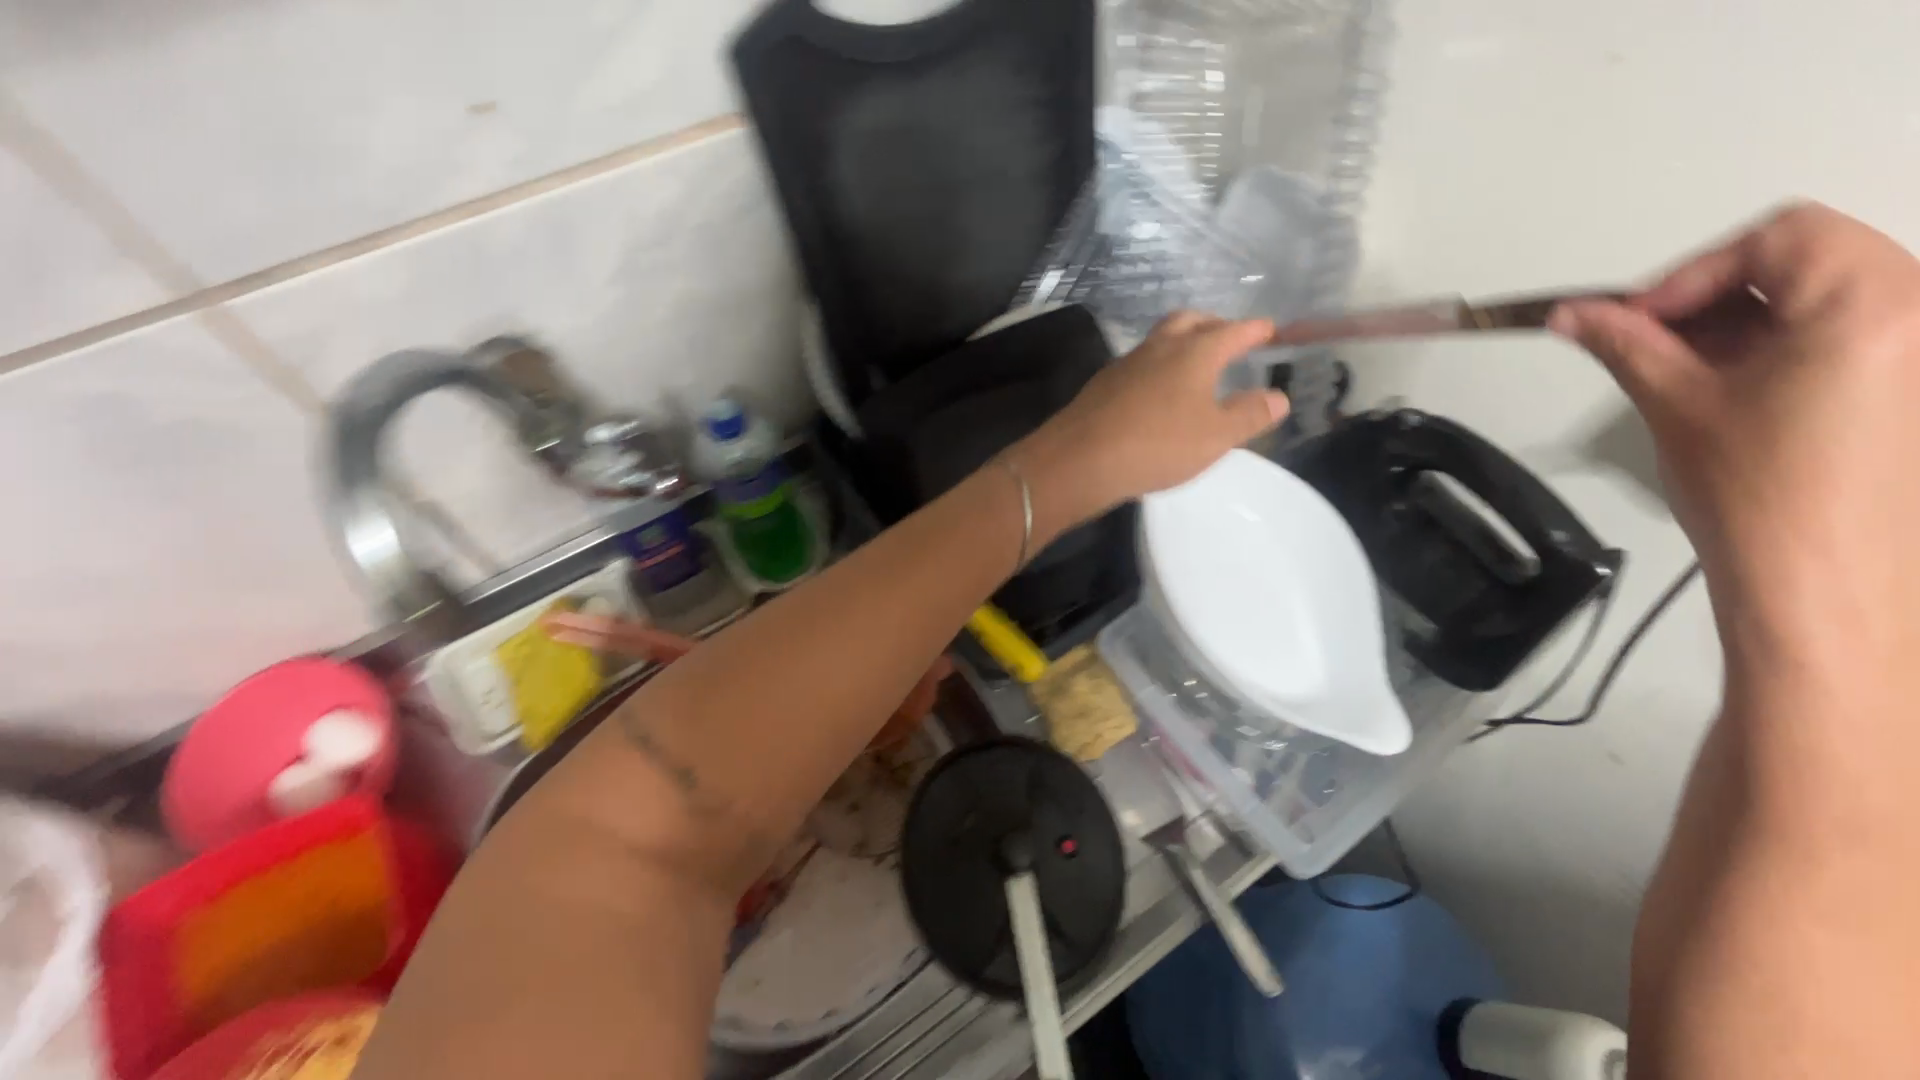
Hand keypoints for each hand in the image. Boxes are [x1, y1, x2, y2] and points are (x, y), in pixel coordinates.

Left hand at [1011, 313, 1288, 539]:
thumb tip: (1279, 396)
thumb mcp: (1216, 436)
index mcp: (1195, 352)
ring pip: (1160, 340)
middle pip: (1190, 322)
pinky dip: (1157, 367)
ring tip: (1195, 364)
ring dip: (1181, 343)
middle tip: (1229, 337)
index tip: (1270, 330)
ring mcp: (1126, 363)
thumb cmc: (1157, 444)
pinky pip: (1139, 364)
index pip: (1234, 331)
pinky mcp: (1103, 385)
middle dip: (1214, 324)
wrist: (1080, 459)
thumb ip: (1249, 415)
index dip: (1255, 330)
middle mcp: (1160, 347)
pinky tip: (1157, 392)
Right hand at [1549, 203, 1919, 673]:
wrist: (1818, 584)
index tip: (1638, 317)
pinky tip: (1728, 388)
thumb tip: (1572, 313)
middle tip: (1651, 339)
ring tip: (1683, 370)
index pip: (1780, 236)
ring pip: (1825, 297)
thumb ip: (1623, 342)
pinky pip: (1846, 335)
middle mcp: (1918, 316)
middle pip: (1808, 259)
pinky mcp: (1908, 388)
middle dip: (1716, 294)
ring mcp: (1918, 355)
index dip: (1695, 272)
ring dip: (1742, 321)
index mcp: (1872, 304)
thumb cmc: (1759, 497)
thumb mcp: (1675, 403)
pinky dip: (1779, 346)